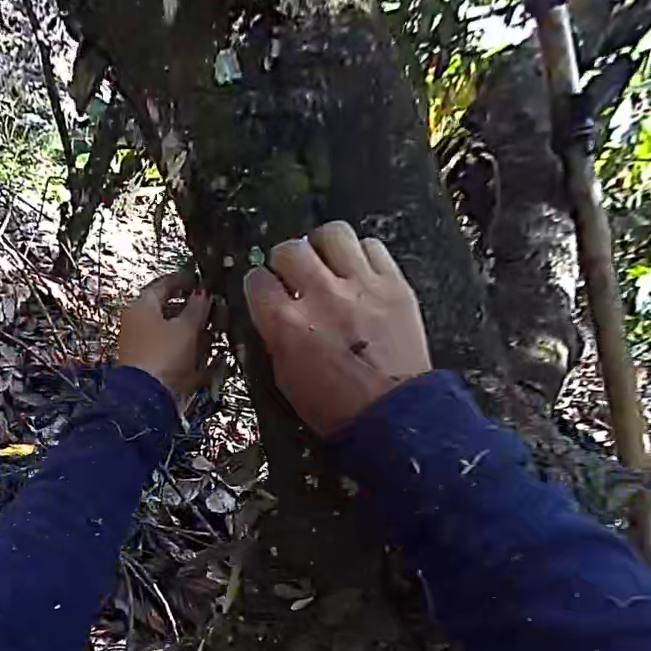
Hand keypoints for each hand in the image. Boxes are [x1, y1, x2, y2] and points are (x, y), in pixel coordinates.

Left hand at [117, 272, 214, 406]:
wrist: (148, 400)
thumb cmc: (163, 355)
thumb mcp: (186, 327)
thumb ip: (198, 307)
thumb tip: (203, 293)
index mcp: (141, 307)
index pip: (163, 285)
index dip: (185, 280)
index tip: (203, 280)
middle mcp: (141, 326)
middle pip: (171, 312)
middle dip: (196, 310)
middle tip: (217, 308)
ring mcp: (148, 349)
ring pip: (177, 335)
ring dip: (199, 333)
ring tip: (220, 331)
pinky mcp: (156, 370)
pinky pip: (178, 356)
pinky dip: (194, 355)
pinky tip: (214, 357)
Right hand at [246, 222, 431, 435]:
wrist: (393, 416)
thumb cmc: (336, 407)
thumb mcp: (285, 378)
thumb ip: (275, 338)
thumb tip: (274, 315)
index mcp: (286, 324)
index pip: (257, 281)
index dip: (259, 285)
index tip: (265, 290)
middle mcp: (320, 296)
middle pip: (290, 250)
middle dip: (286, 261)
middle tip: (294, 275)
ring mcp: (359, 286)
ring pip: (332, 234)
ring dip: (323, 246)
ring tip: (327, 262)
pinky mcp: (393, 285)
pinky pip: (372, 246)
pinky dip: (361, 255)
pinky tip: (358, 272)